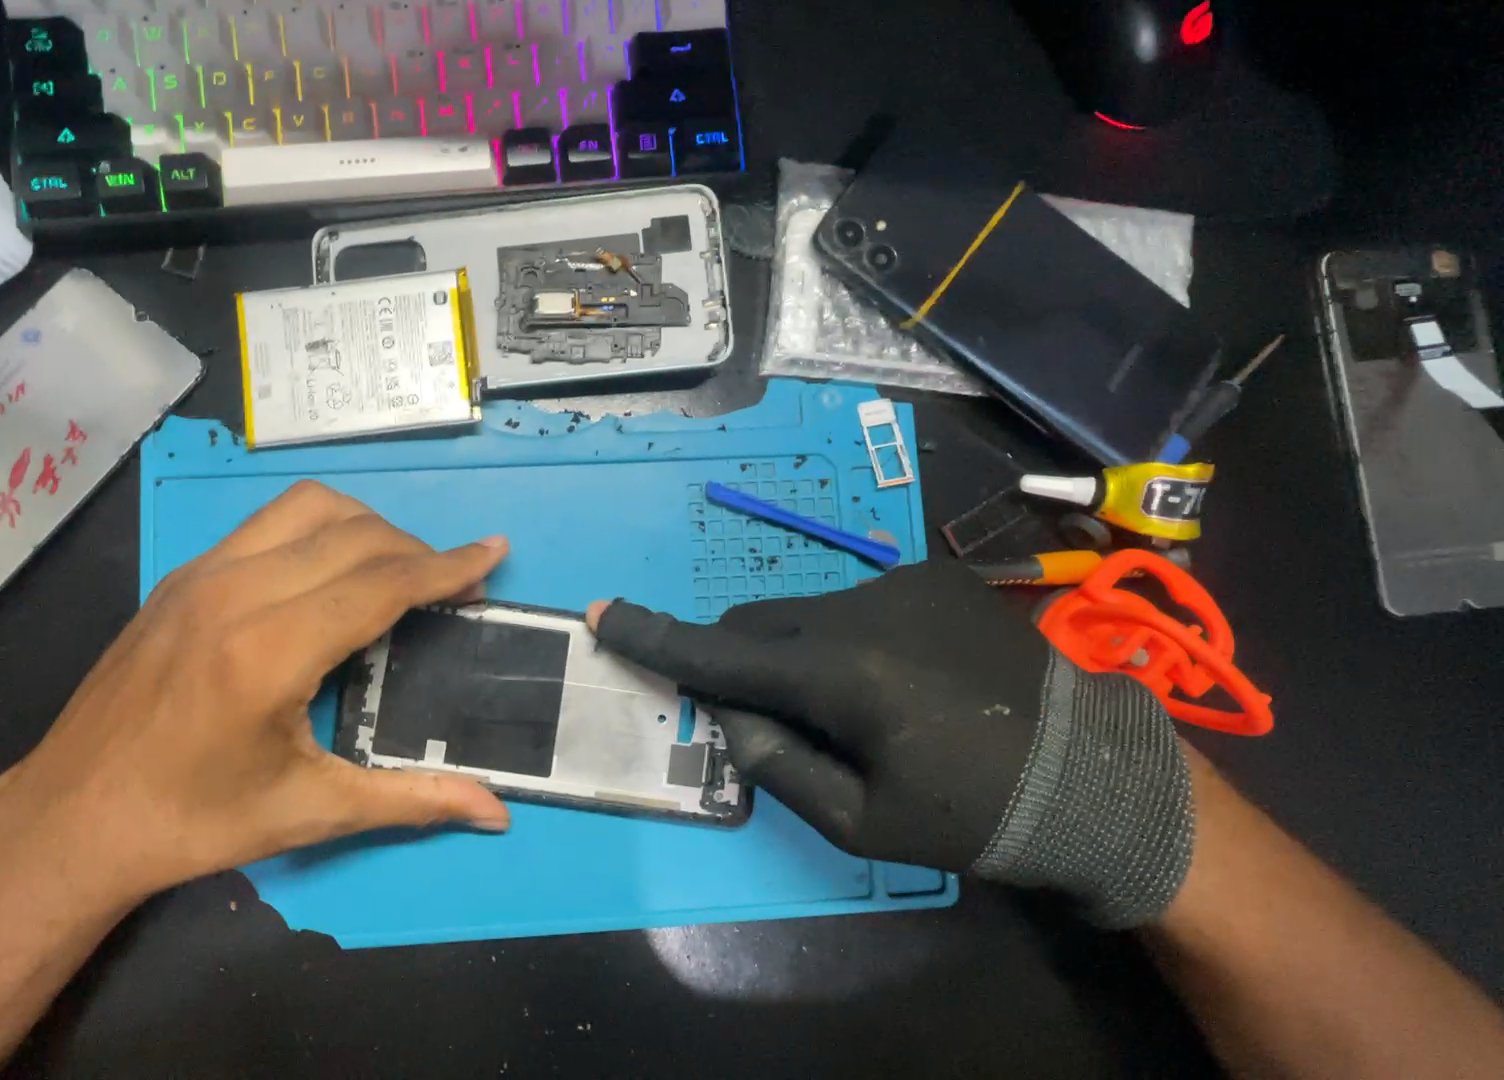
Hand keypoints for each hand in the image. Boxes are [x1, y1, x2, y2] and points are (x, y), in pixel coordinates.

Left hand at [0, 481, 511, 909]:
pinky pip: (268, 523)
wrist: (69, 817)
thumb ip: (412, 800)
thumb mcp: (310, 813)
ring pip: (307, 508)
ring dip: (367, 525)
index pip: (381, 583)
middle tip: (452, 584)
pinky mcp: (182, 576)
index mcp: (270, 652)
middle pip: (354, 534)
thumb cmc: (193, 822)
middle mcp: (236, 592)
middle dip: (417, 549)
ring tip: (395, 567)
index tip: (494, 553)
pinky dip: (319, 530)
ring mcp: (202, 575)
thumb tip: (497, 813)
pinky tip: (330, 573)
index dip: (447, 566)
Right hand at [588, 559, 1196, 927]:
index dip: (653, 637)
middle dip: (735, 661)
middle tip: (760, 714)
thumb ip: (777, 763)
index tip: (601, 613)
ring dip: (794, 653)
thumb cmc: (974, 815)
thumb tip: (727, 711)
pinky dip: (839, 638)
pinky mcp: (931, 576)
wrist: (1106, 776)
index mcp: (841, 673)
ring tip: (854, 708)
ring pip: (801, 612)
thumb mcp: (863, 820)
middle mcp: (861, 607)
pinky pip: (850, 603)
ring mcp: (900, 582)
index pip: (720, 654)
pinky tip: (895, 680)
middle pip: (754, 624)